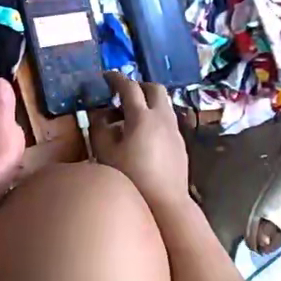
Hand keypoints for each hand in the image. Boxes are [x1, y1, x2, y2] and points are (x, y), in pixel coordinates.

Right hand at [90, 72, 191, 210]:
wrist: (165, 203)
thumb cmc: (131, 178)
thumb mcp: (105, 153)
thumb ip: (99, 128)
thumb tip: (100, 115)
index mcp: (142, 117)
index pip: (129, 88)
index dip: (116, 79)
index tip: (106, 77)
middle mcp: (162, 118)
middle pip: (154, 89)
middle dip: (138, 86)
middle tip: (122, 94)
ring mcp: (174, 131)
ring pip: (164, 104)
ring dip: (147, 103)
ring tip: (130, 117)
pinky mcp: (180, 144)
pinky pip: (167, 121)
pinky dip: (154, 118)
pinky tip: (142, 136)